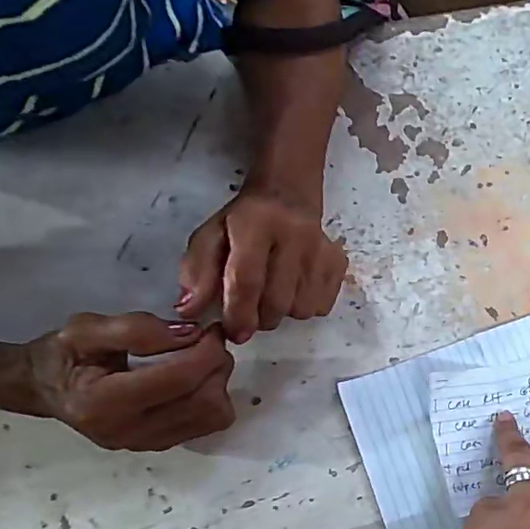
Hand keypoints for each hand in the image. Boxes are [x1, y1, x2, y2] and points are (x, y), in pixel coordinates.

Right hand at [16, 314, 235, 450]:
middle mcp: (129, 432)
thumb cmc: (63, 356)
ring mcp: (147, 444)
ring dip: (219, 382)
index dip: (207, 350)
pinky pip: (208, 424)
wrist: (43, 388)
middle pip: (206, 400)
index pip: (180, 378)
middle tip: (206, 343)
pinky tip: (195, 380)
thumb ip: (138, 329)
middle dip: (216, 366)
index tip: (211, 329)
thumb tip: (191, 333)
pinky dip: (213, 398)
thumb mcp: (85, 329)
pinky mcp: (161, 445)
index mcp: (104, 403)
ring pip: (214, 415)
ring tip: (200, 361)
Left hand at [177, 189, 346, 343]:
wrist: (288, 194)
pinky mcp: (338, 263)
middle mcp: (294, 236)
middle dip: (259, 318)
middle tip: (249, 312)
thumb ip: (196, 273)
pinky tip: (294, 291)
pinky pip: (322, 305)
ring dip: (283, 313)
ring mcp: (321, 251)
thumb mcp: (209, 236)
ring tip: (272, 297)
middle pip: (277, 301)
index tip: (233, 334)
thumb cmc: (243, 220)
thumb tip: (190, 311)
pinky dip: (305, 307)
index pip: (247, 279)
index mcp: (255, 225)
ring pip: (302, 308)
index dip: (238, 313)